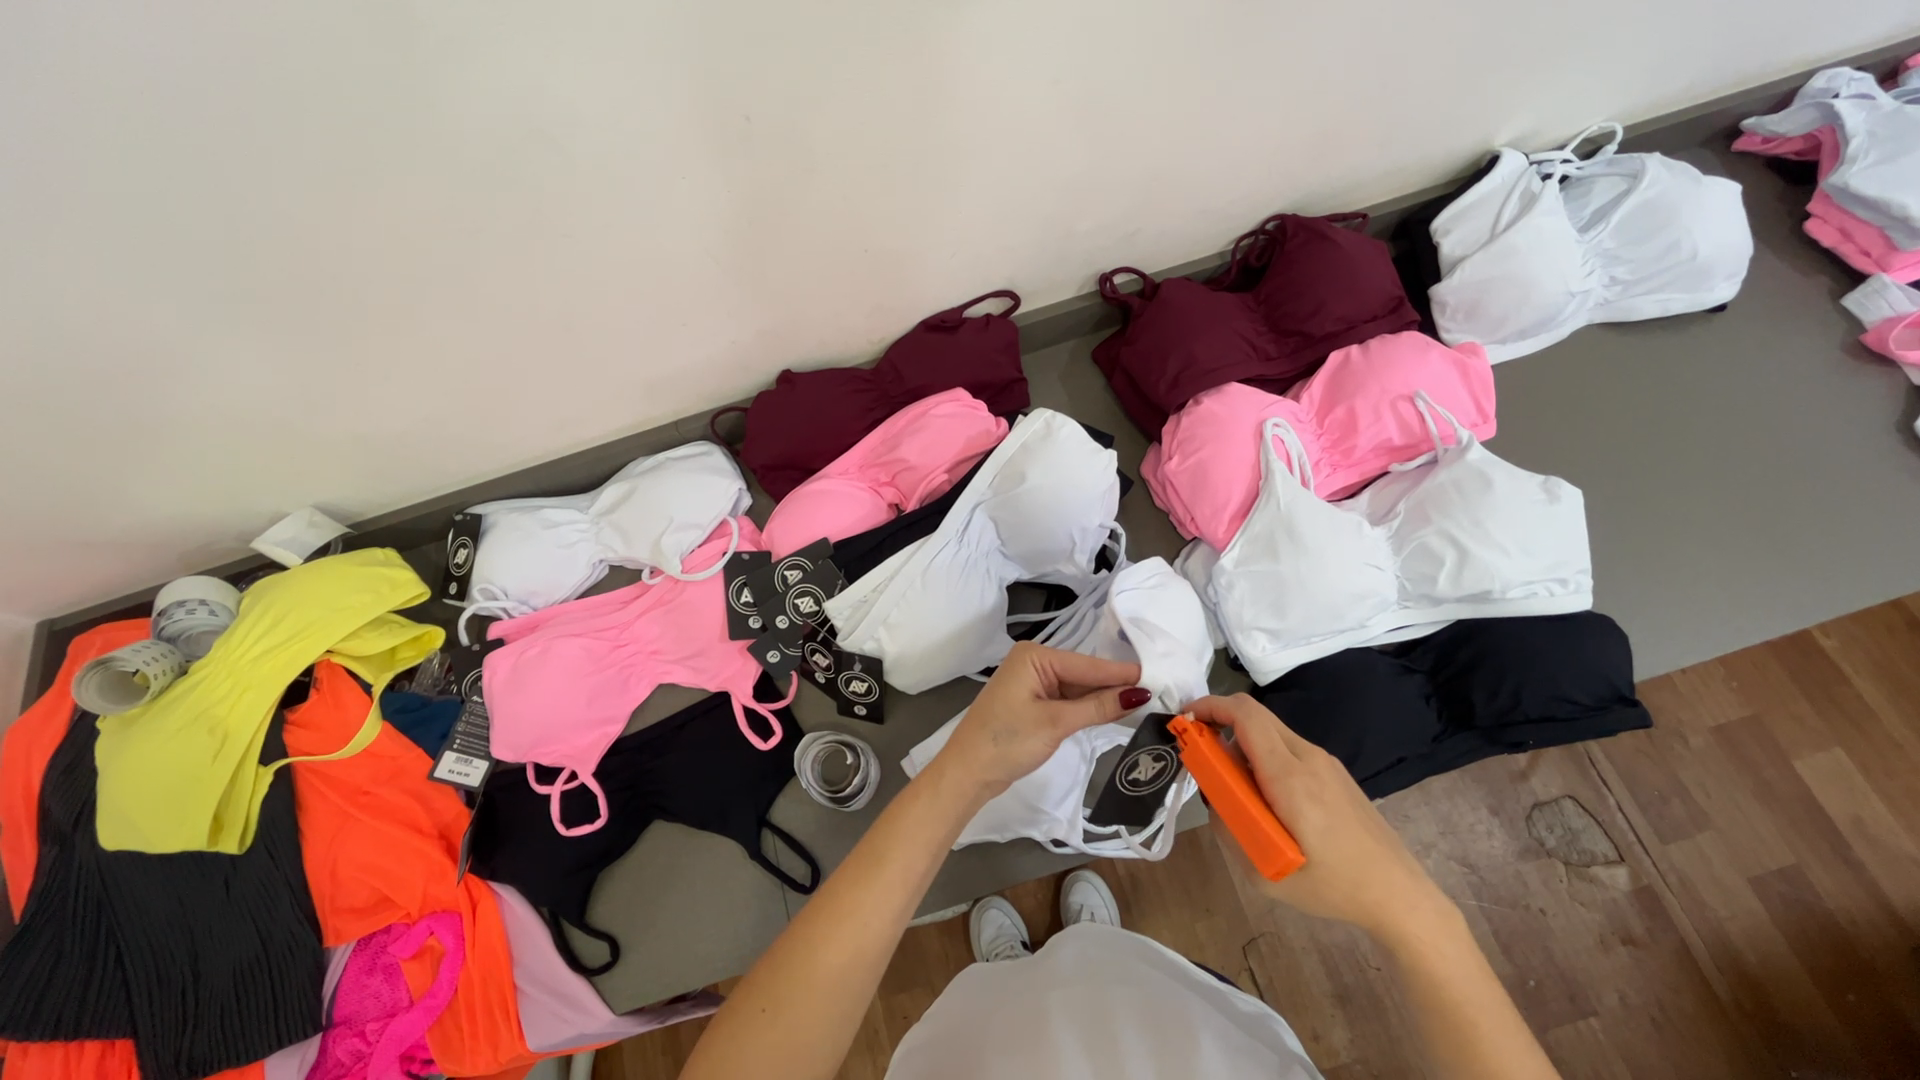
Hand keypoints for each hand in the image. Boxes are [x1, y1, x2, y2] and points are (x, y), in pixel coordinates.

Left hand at [933, 642, 1149, 799]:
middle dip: (1117, 686)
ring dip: (1105, 698)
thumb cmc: (1006, 742)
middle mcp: (1034, 662)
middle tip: (1160, 693)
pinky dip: (1089, 708)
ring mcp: (1033, 683)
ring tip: (1146, 704)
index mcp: (1035, 656)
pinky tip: (1114, 712)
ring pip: (1079, 688)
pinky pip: (1068, 700)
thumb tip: (1139, 694)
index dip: (1124, 674)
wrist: (967, 773)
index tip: (1161, 676)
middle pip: (1085, 674)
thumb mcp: (1056, 723)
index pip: (1089, 664)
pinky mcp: (1033, 703)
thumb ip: (1098, 706)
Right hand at [1184, 694, 1457, 944]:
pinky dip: (1262, 755)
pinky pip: (1288, 748)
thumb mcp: (1264, 872)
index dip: (1209, 707)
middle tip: (1197, 750)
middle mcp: (1309, 758)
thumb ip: (1229, 827)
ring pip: (1272, 731)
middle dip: (1219, 721)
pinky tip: (1262, 795)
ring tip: (1228, 782)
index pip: (1245, 716)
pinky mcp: (1335, 774)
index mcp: (1290, 777)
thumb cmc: (1332, 886)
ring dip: (1241, 741)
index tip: (1184, 721)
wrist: (1399, 895)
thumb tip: (1213, 793)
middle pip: (1256, 715)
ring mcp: (1326, 763)